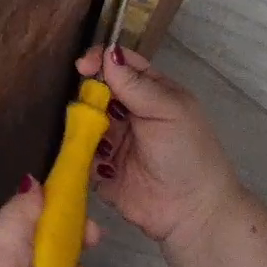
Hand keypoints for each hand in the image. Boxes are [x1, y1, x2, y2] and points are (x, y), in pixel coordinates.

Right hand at [78, 45, 241, 245]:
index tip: (84, 66)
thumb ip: (135, 85)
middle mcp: (128, 113)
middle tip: (88, 104)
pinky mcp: (99, 169)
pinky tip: (78, 152)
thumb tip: (109, 53)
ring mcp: (112, 140)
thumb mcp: (167, 111)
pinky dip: (74, 149)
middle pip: (97, 91)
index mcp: (150, 93)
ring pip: (85, 120)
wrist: (192, 213)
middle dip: (88, 93)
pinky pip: (78, 152)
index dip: (102, 61)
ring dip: (81, 122)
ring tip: (89, 133)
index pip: (121, 66)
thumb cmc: (187, 153)